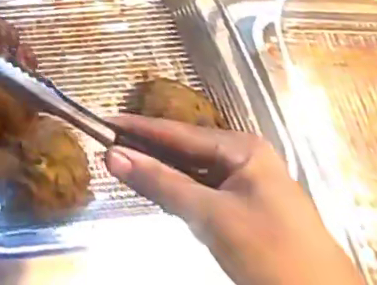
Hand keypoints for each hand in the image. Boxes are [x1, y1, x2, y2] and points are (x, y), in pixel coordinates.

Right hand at [105, 115, 360, 284]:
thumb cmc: (272, 254)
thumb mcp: (213, 218)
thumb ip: (163, 185)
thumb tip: (114, 156)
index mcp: (242, 147)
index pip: (179, 132)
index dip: (139, 128)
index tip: (104, 121)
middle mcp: (246, 158)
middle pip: (186, 149)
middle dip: (149, 148)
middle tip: (108, 144)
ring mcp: (250, 186)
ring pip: (195, 172)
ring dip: (163, 171)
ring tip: (124, 163)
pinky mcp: (250, 213)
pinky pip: (206, 193)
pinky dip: (181, 192)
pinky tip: (159, 191)